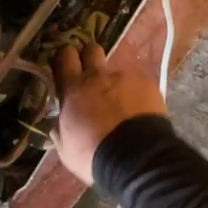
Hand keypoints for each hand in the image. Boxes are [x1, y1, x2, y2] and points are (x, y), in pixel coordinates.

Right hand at [52, 43, 167, 183]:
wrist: (135, 157)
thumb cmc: (93, 155)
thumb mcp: (66, 147)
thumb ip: (61, 126)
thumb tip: (59, 118)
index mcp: (74, 89)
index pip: (65, 57)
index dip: (67, 58)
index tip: (68, 66)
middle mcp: (98, 76)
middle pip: (92, 50)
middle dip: (91, 57)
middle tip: (93, 75)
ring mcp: (125, 77)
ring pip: (117, 72)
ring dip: (116, 84)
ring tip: (123, 106)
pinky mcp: (147, 83)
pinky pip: (138, 83)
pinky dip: (136, 93)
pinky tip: (138, 111)